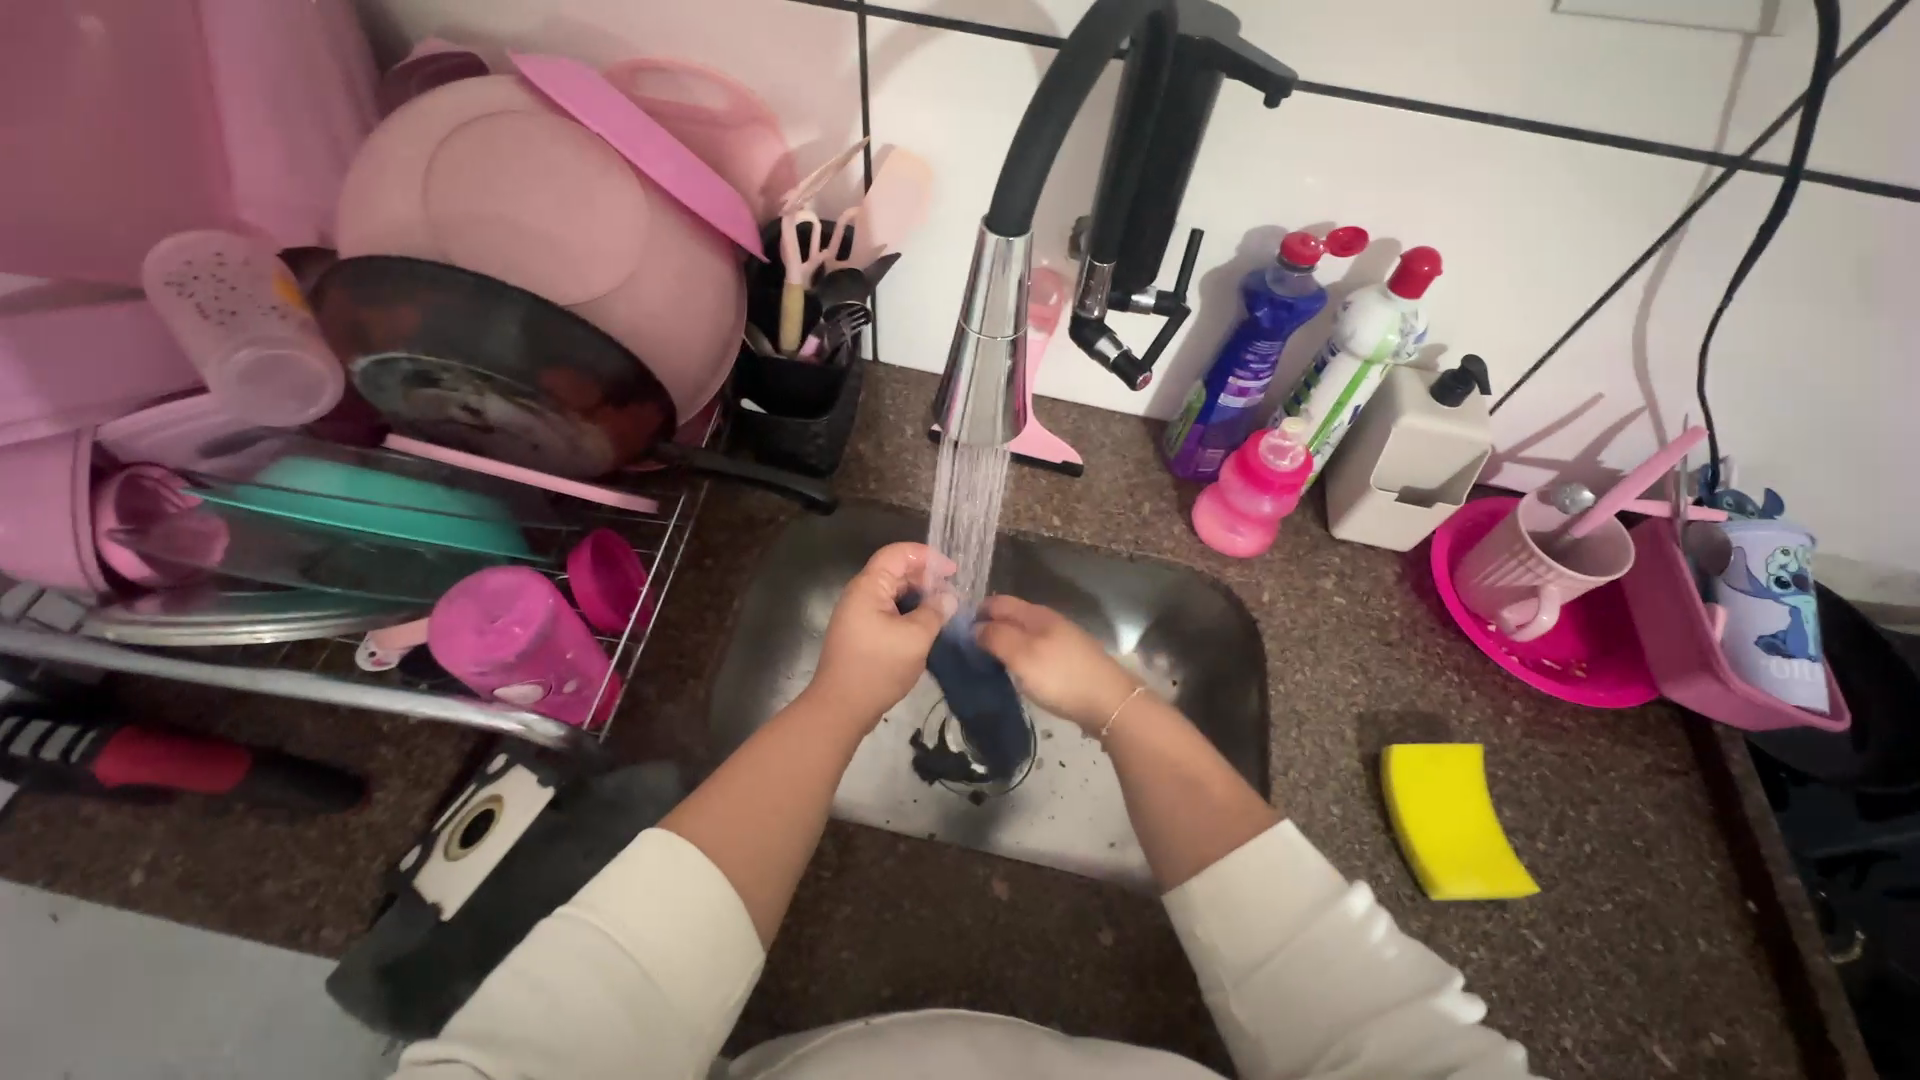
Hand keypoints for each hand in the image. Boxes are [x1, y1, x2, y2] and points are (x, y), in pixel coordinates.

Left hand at [803, 543, 956, 728]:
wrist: (841, 707)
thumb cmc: (878, 667)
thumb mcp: (915, 638)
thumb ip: (935, 612)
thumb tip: (949, 598)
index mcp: (868, 587)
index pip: (898, 553)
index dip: (927, 556)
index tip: (952, 571)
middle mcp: (860, 594)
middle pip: (895, 572)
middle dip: (926, 578)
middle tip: (952, 595)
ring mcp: (858, 614)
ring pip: (893, 594)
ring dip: (919, 598)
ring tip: (944, 611)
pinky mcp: (861, 633)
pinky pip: (889, 612)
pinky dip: (909, 613)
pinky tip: (927, 627)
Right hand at [973, 595, 1140, 732]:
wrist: (1109, 703)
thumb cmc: (1060, 677)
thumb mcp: (1022, 656)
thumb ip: (996, 637)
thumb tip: (975, 628)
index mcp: (1034, 614)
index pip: (996, 602)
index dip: (975, 614)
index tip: (957, 636)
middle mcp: (1047, 621)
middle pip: (1009, 617)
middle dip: (988, 629)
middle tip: (968, 653)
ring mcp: (1059, 640)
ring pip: (1022, 634)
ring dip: (1003, 644)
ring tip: (987, 665)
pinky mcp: (1066, 660)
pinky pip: (1034, 650)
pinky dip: (1018, 657)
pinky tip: (1015, 674)